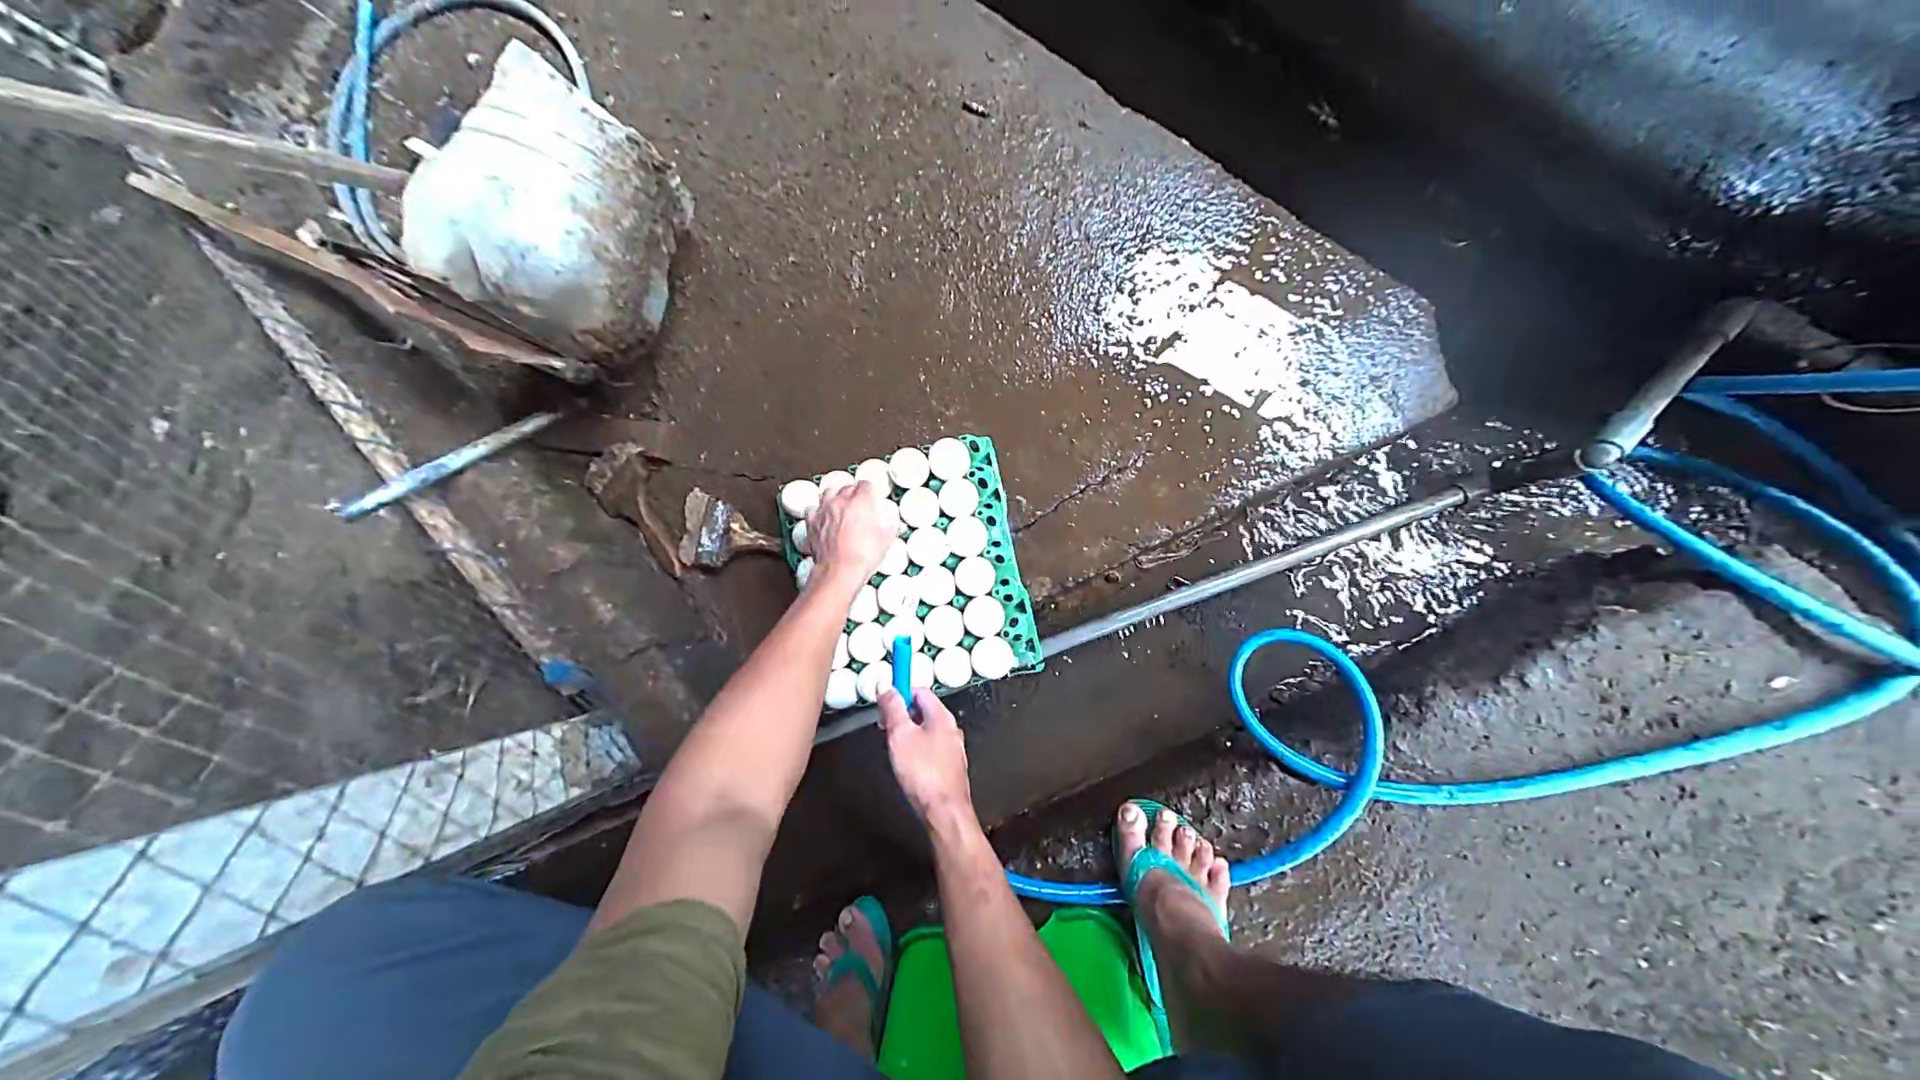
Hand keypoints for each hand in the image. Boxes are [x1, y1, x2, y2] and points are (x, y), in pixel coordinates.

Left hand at [807, 481, 897, 587]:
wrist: (840, 571)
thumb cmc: (863, 555)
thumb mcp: (886, 540)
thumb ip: (890, 524)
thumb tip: (891, 520)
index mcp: (861, 501)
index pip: (866, 485)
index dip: (870, 491)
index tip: (872, 497)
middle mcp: (840, 501)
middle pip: (847, 487)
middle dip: (854, 493)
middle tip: (859, 504)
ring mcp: (824, 510)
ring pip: (828, 493)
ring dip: (835, 496)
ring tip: (840, 505)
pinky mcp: (812, 523)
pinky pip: (813, 509)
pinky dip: (818, 511)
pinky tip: (823, 517)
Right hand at [877, 688, 971, 819]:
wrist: (943, 812)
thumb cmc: (924, 775)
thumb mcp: (900, 735)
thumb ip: (892, 709)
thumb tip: (886, 687)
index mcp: (941, 716)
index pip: (920, 691)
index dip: (900, 693)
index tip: (884, 701)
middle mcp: (950, 730)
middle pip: (923, 710)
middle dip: (901, 715)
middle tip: (884, 726)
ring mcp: (951, 749)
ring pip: (925, 731)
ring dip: (907, 734)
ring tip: (893, 747)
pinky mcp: (949, 767)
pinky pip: (929, 749)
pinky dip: (915, 750)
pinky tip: (906, 764)